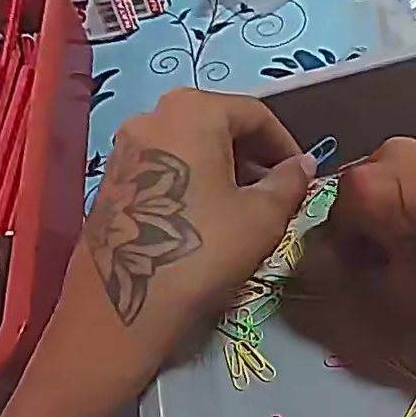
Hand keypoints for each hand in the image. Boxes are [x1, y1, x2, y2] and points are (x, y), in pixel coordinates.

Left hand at [66, 89, 314, 374]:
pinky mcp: (111, 179)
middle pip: (218, 125)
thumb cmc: (204, 249)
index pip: (255, 113)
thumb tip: (304, 164)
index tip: (301, 176)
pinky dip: (194, 181)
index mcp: (193, 111)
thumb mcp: (262, 216)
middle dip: (254, 157)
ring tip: (247, 208)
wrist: (123, 305)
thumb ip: (289, 182)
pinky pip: (165, 167)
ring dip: (226, 170)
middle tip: (277, 193)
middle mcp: (152, 115)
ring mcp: (125, 147)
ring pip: (190, 146)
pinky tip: (208, 218)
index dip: (286, 144)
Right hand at [325, 134, 415, 305]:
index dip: (346, 260)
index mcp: (367, 187)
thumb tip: (378, 281)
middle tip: (399, 267)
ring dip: (399, 216)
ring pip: (393, 184)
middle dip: (371, 235)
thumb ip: (386, 286)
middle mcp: (388, 153)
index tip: (368, 282)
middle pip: (361, 201)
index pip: (334, 227)